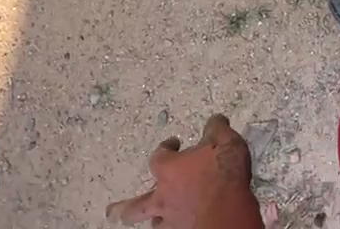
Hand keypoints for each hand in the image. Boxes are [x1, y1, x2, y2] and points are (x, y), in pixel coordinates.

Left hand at [107, 114, 262, 227]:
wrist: (227, 208)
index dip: (164, 148)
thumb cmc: (222, 170)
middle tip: (111, 211)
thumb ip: (216, 128)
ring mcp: (171, 219)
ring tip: (153, 219)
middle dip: (123, 207)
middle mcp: (163, 196)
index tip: (173, 143)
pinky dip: (174, 226)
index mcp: (169, 169)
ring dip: (153, 218)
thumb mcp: (225, 139)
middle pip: (136, 205)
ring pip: (153, 222)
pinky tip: (179, 225)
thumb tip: (214, 120)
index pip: (158, 156)